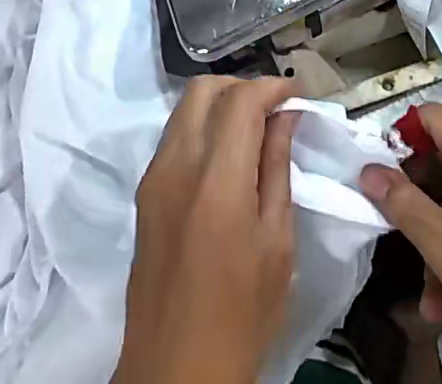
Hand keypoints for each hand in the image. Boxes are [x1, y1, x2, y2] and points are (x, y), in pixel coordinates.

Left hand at [113, 76, 300, 383]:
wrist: (176, 364)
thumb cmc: (243, 311)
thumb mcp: (277, 241)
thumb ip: (277, 167)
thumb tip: (285, 116)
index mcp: (217, 178)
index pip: (241, 100)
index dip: (272, 86)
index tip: (297, 93)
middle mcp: (177, 163)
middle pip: (203, 89)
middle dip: (241, 85)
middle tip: (274, 108)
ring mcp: (154, 174)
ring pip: (184, 108)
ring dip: (219, 104)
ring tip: (254, 128)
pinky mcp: (145, 189)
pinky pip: (174, 136)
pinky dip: (202, 127)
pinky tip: (227, 155)